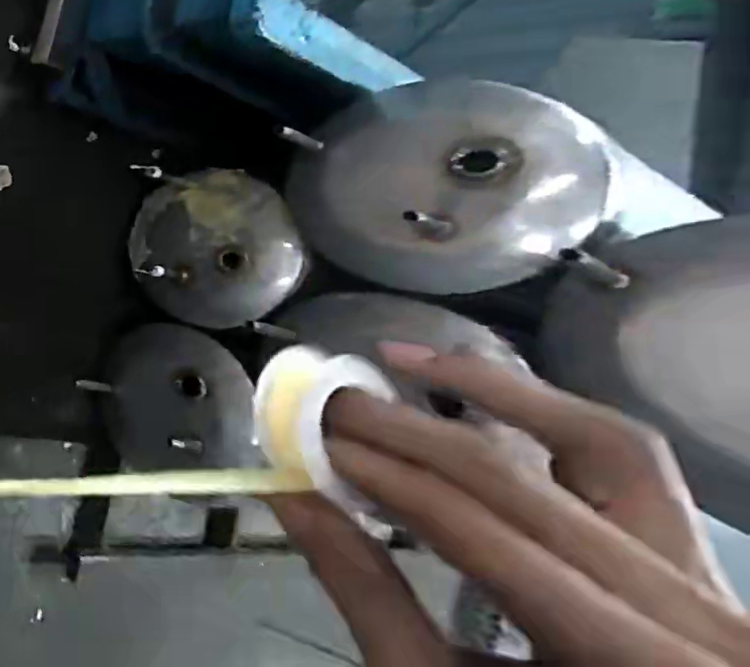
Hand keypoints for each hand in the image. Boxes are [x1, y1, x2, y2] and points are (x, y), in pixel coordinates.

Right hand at [270, 343, 747, 665]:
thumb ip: (368, 595)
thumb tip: (287, 494)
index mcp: (634, 664)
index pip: (473, 528)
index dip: (377, 472)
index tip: (301, 439)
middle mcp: (698, 615)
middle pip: (515, 480)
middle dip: (400, 430)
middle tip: (321, 404)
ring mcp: (711, 579)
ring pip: (601, 442)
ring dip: (486, 387)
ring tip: (396, 359)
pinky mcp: (692, 553)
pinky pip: (620, 457)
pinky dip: (537, 404)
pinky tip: (461, 380)